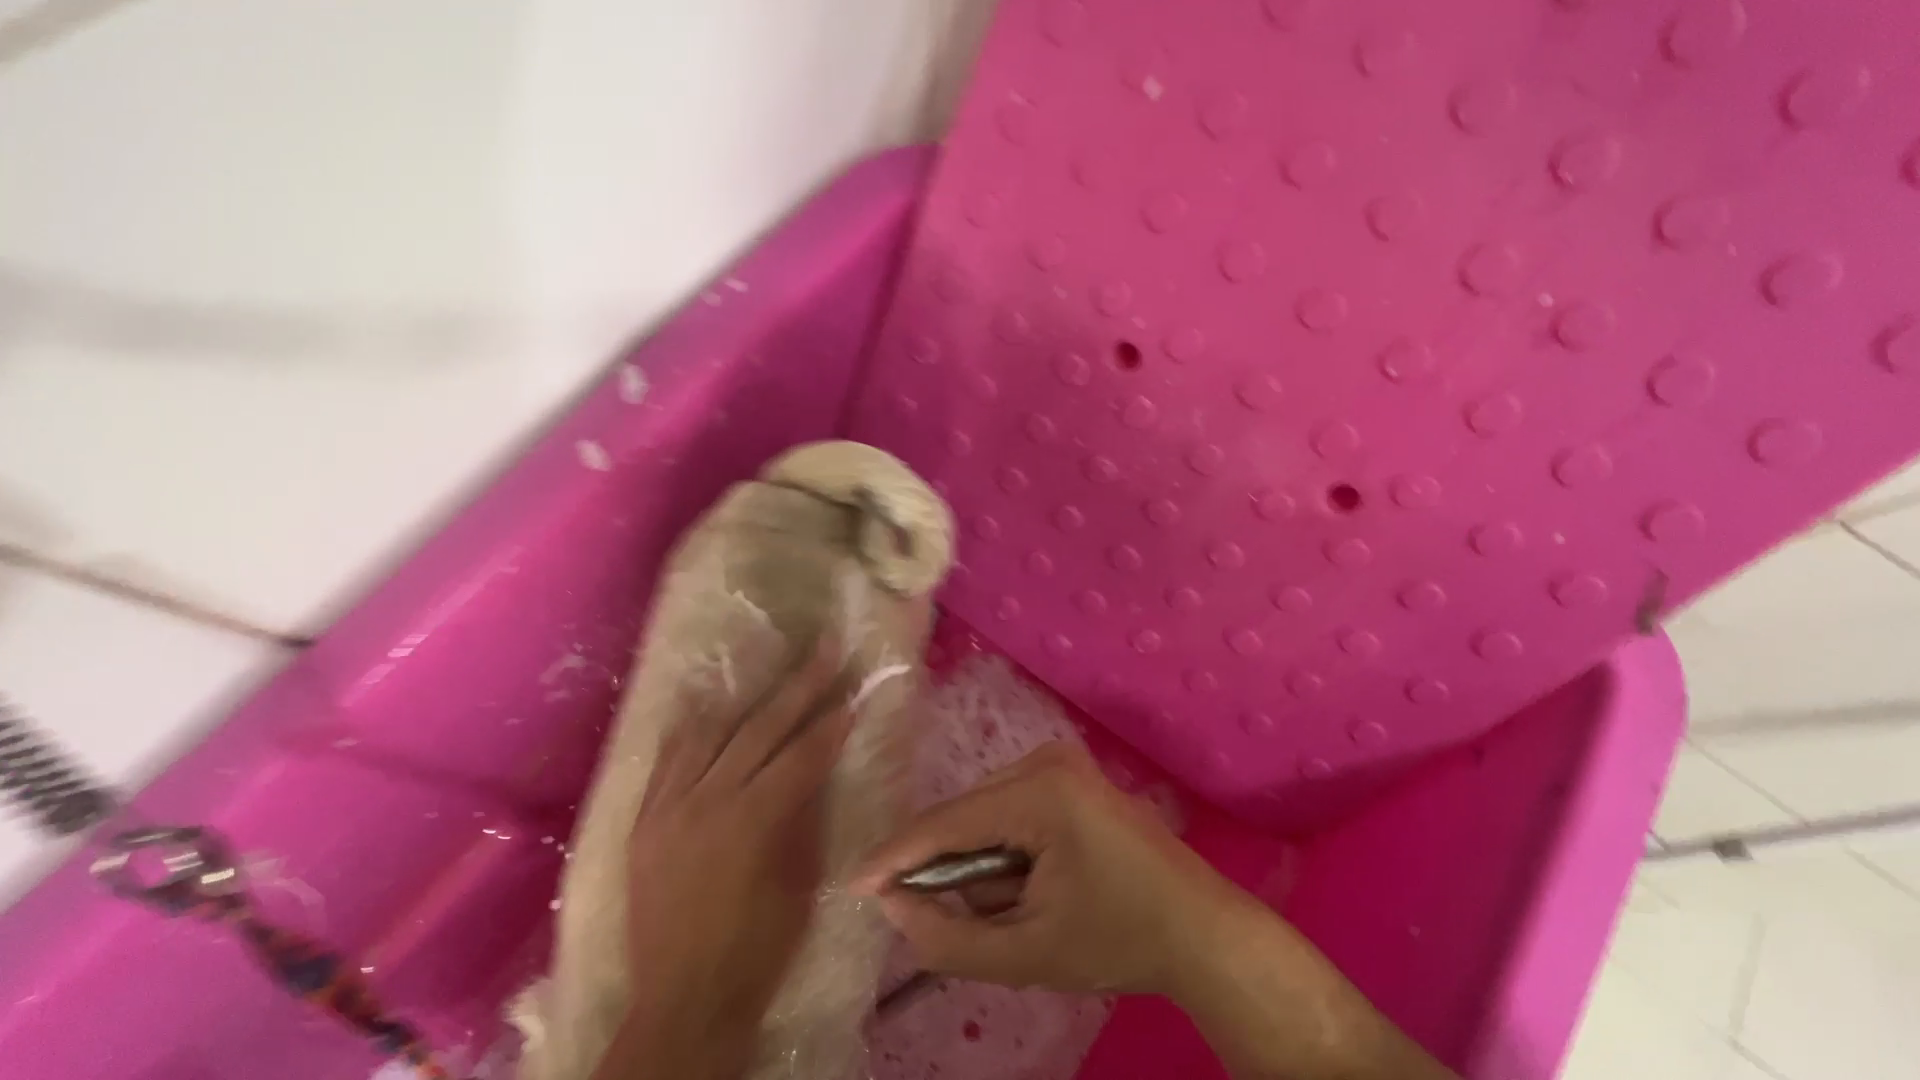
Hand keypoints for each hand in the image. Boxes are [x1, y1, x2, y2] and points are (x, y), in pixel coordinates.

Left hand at [606, 639, 854, 1077]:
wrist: (684, 998)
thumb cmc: (758, 949)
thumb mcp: (799, 883)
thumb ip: (805, 818)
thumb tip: (816, 771)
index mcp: (754, 820)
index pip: (803, 754)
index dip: (833, 722)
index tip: (855, 692)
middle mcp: (708, 799)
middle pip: (760, 728)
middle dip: (800, 685)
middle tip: (827, 648)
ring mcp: (669, 805)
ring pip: (711, 731)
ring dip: (748, 695)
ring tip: (775, 662)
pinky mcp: (644, 817)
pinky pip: (668, 757)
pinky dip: (693, 725)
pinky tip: (708, 701)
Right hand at [850, 741, 1247, 996]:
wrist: (1202, 931)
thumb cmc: (1119, 941)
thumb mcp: (1026, 953)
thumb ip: (947, 936)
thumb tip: (893, 902)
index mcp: (1041, 792)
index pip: (947, 823)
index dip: (896, 856)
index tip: (851, 885)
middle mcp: (1046, 760)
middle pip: (964, 816)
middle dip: (953, 870)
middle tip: (972, 920)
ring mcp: (1061, 763)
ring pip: (983, 816)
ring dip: (982, 865)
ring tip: (1026, 906)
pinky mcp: (1069, 776)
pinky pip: (1008, 811)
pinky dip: (1005, 852)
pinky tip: (1036, 884)